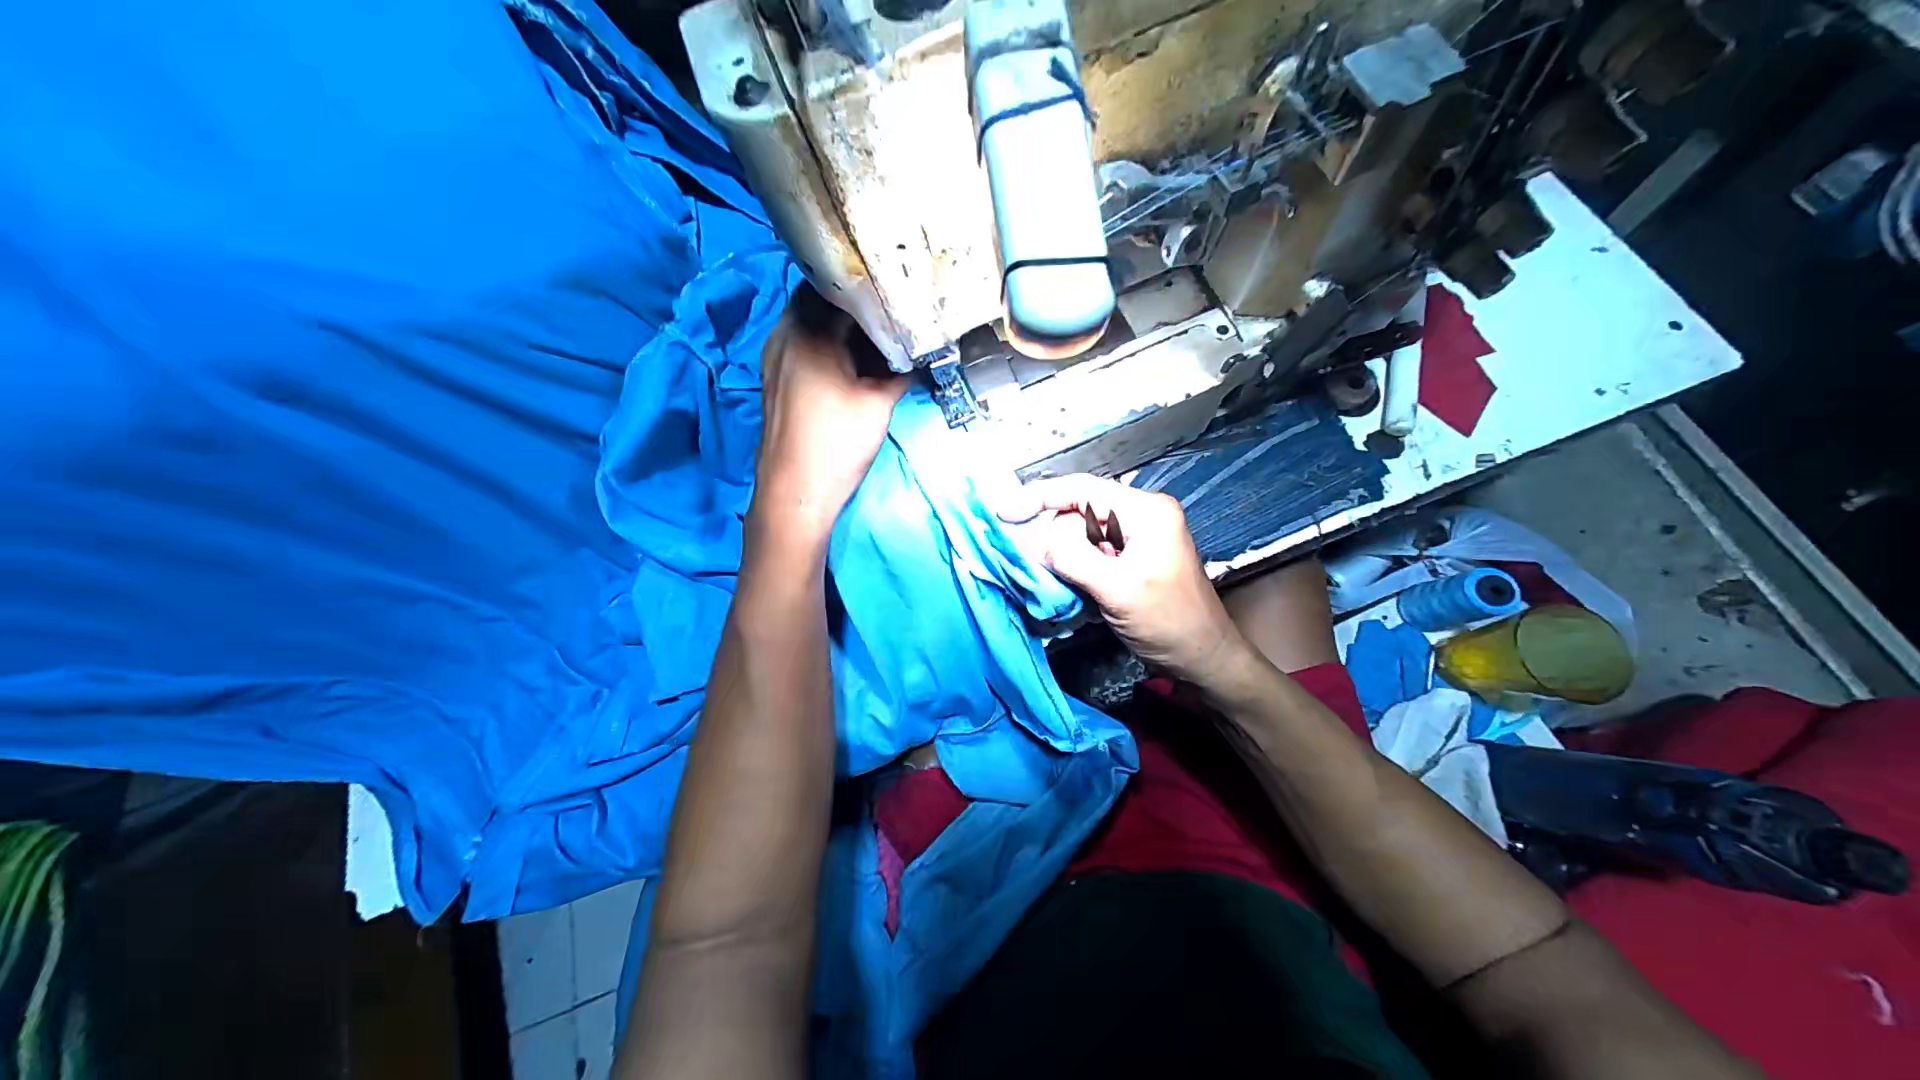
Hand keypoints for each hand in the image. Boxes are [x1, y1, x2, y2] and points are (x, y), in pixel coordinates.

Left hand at [753, 294, 908, 543]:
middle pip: (827, 301)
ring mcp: (776, 353)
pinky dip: (830, 344)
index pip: (847, 289)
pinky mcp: (777, 375)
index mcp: (808, 328)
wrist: (794, 493)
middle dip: (862, 307)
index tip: (905, 294)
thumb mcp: (879, 403)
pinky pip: (806, 343)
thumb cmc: (836, 445)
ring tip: (882, 336)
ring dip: (846, 327)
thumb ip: (902, 370)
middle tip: (897, 314)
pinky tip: (856, 360)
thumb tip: (923, 351)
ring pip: (815, 323)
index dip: (879, 290)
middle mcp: (785, 330)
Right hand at [997, 474, 1252, 682]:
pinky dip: (1071, 565)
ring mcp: (1137, 537)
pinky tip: (1060, 583)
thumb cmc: (1170, 623)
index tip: (1003, 512)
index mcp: (1146, 510)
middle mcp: (1141, 515)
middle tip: (1021, 555)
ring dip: (1058, 553)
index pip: (1082, 489)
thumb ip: (1073, 558)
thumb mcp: (1117, 589)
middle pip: (1079, 511)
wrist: (1205, 659)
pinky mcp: (1130, 559)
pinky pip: (1090, 552)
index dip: (1039, 497)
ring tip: (1037, 572)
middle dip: (1049, 532)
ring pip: (1081, 533)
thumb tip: (1037, 540)